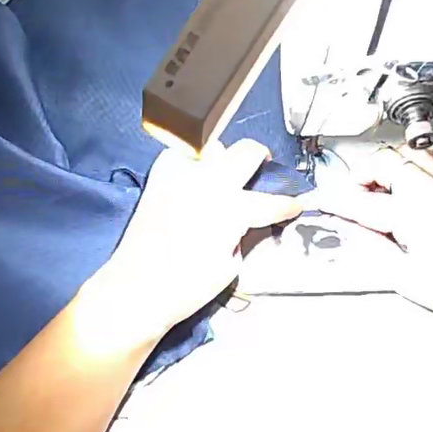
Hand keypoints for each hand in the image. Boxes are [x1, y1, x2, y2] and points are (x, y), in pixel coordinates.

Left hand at [82, 140, 304, 345]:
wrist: (138, 286)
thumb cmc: (186, 285)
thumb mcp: (230, 264)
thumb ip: (242, 234)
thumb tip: (243, 224)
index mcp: (234, 208)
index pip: (272, 201)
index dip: (288, 205)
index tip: (294, 204)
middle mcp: (210, 182)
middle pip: (247, 151)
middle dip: (260, 159)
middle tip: (260, 168)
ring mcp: (183, 175)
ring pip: (213, 146)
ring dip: (223, 158)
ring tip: (223, 173)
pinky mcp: (159, 177)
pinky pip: (181, 155)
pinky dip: (191, 161)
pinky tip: (193, 177)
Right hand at [308, 147, 432, 339]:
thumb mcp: (405, 277)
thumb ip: (373, 247)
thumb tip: (353, 230)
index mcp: (415, 213)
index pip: (362, 200)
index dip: (336, 201)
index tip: (324, 202)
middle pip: (384, 161)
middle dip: (360, 175)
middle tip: (352, 194)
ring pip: (410, 153)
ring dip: (388, 165)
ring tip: (379, 185)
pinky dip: (417, 163)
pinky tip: (413, 178)